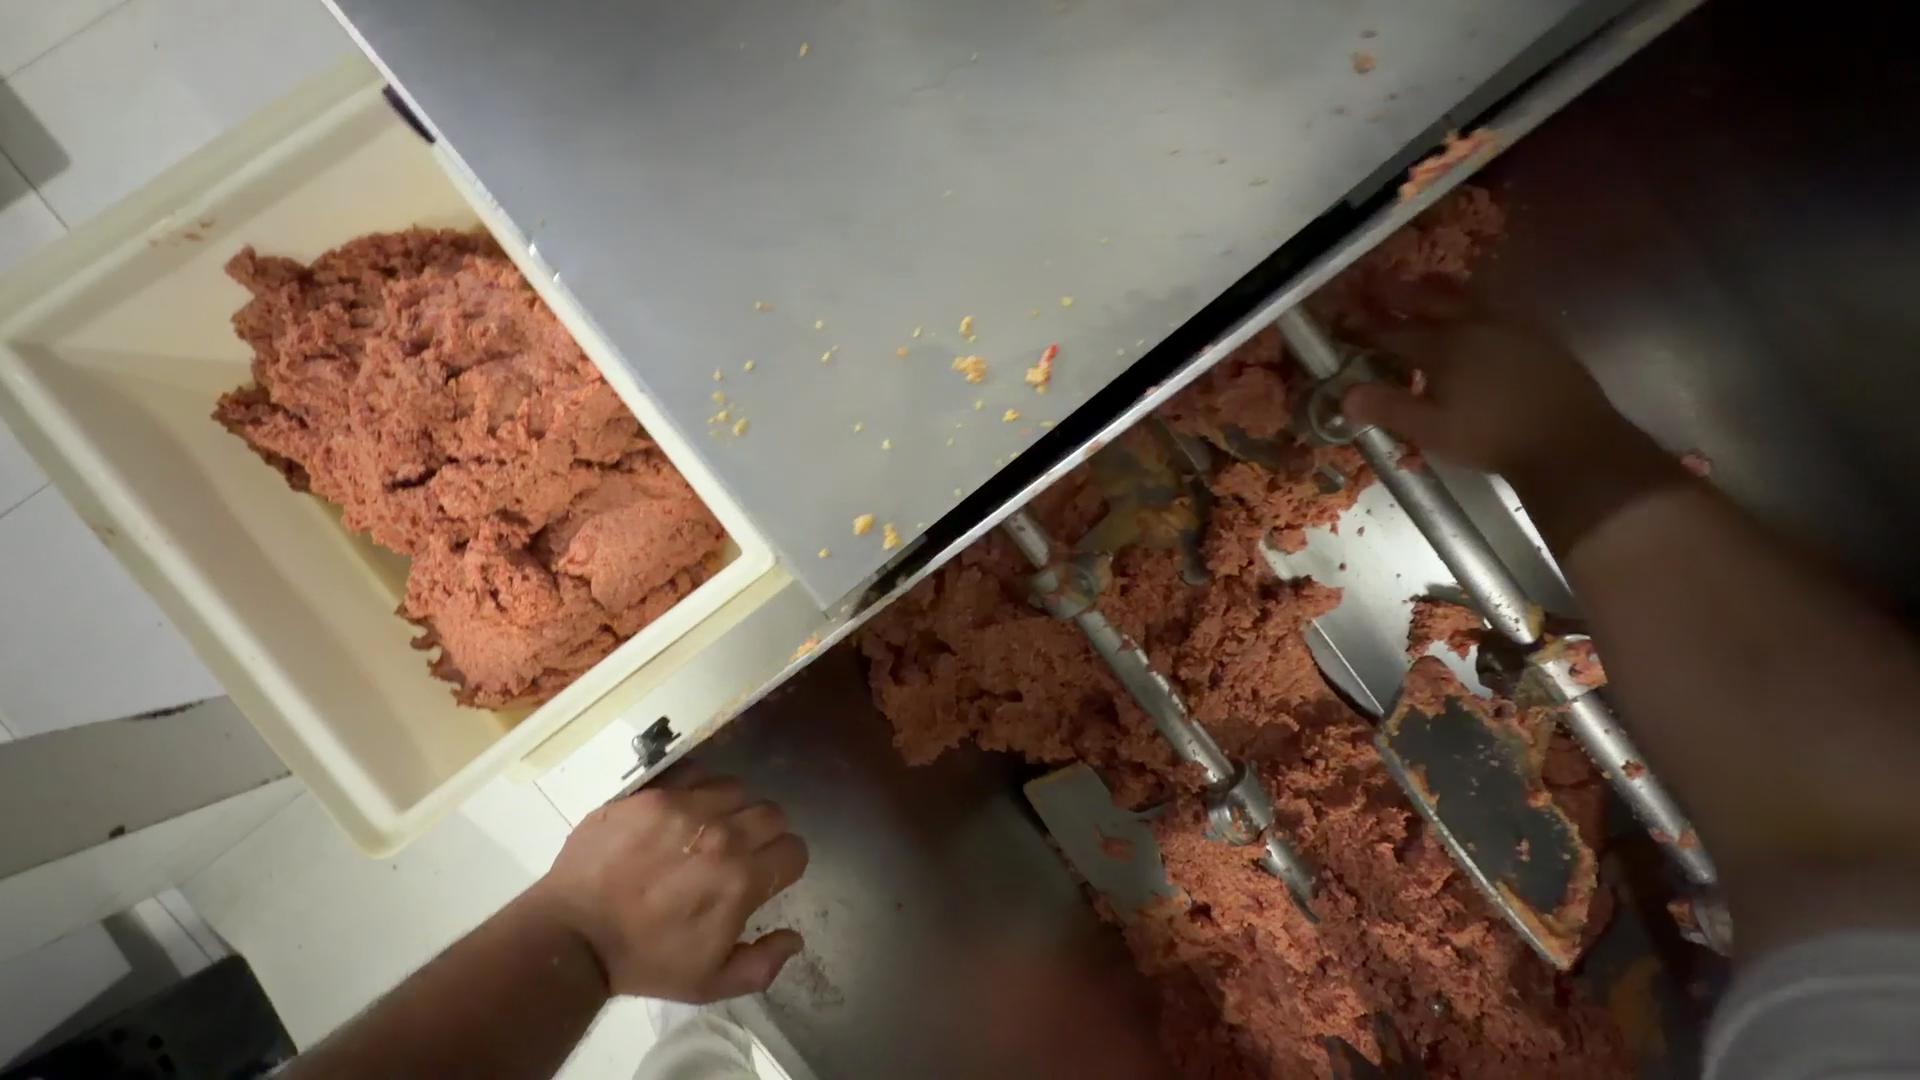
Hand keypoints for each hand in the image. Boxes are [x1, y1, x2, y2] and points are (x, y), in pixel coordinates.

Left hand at [531, 775, 808, 1003]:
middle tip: (740, 852)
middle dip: (764, 834)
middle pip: (772, 814)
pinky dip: (698, 789)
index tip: (767, 874)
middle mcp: (723, 836)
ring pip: (737, 789)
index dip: (785, 865)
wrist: (571, 937)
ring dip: (732, 808)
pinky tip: (683, 811)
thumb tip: (795, 939)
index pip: (794, 850)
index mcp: (741, 881)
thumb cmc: (643, 961)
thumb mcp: (707, 983)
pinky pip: (695, 774)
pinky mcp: (654, 794)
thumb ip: (761, 965)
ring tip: (710, 827)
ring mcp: (686, 809)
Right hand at [1339, 277, 1687, 548]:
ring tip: (1422, 280)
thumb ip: (1386, 408)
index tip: (1341, 318)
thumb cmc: (1490, 437)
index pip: (1392, 332)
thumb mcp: (1429, 430)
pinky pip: (1493, 305)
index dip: (1363, 326)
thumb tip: (1344, 394)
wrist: (1569, 441)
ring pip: (1466, 296)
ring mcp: (1509, 325)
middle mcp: (1474, 326)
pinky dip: (1470, 300)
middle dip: (1396, 293)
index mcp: (1443, 348)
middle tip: (1372, 283)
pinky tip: (1473, 310)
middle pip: (1428, 300)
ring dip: (1437, 288)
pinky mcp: (1535, 335)